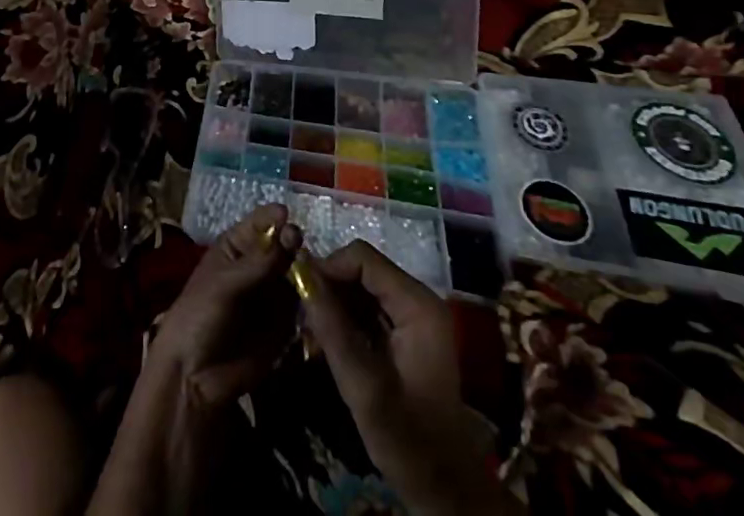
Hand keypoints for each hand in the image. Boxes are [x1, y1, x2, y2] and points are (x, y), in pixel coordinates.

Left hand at [152, 203, 300, 409]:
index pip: (259, 224)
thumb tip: (289, 231)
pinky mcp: (289, 321)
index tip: (286, 214)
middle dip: (293, 241)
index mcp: (235, 248)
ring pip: (299, 272)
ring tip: (317, 267)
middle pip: (284, 246)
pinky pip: (308, 302)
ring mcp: (276, 292)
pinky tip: (327, 292)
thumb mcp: (223, 285)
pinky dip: (317, 296)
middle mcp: (259, 265)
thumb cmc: (199, 316)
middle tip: (301, 242)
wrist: (197, 372)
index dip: (273, 217)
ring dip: (309, 268)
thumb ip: (257, 263)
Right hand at [295, 241, 517, 515]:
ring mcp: (411, 316)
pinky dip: (340, 318)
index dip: (326, 268)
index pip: (361, 257)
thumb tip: (299, 274)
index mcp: (418, 306)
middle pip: (358, 268)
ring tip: (312, 337)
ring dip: (330, 304)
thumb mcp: (363, 385)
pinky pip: (363, 305)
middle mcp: (418, 300)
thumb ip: (331, 327)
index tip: (298, 296)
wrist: (444, 485)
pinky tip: (325, 344)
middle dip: (326, 287)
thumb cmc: (408, 438)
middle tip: (303, 321)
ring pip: (357, 285)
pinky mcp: (402, 331)